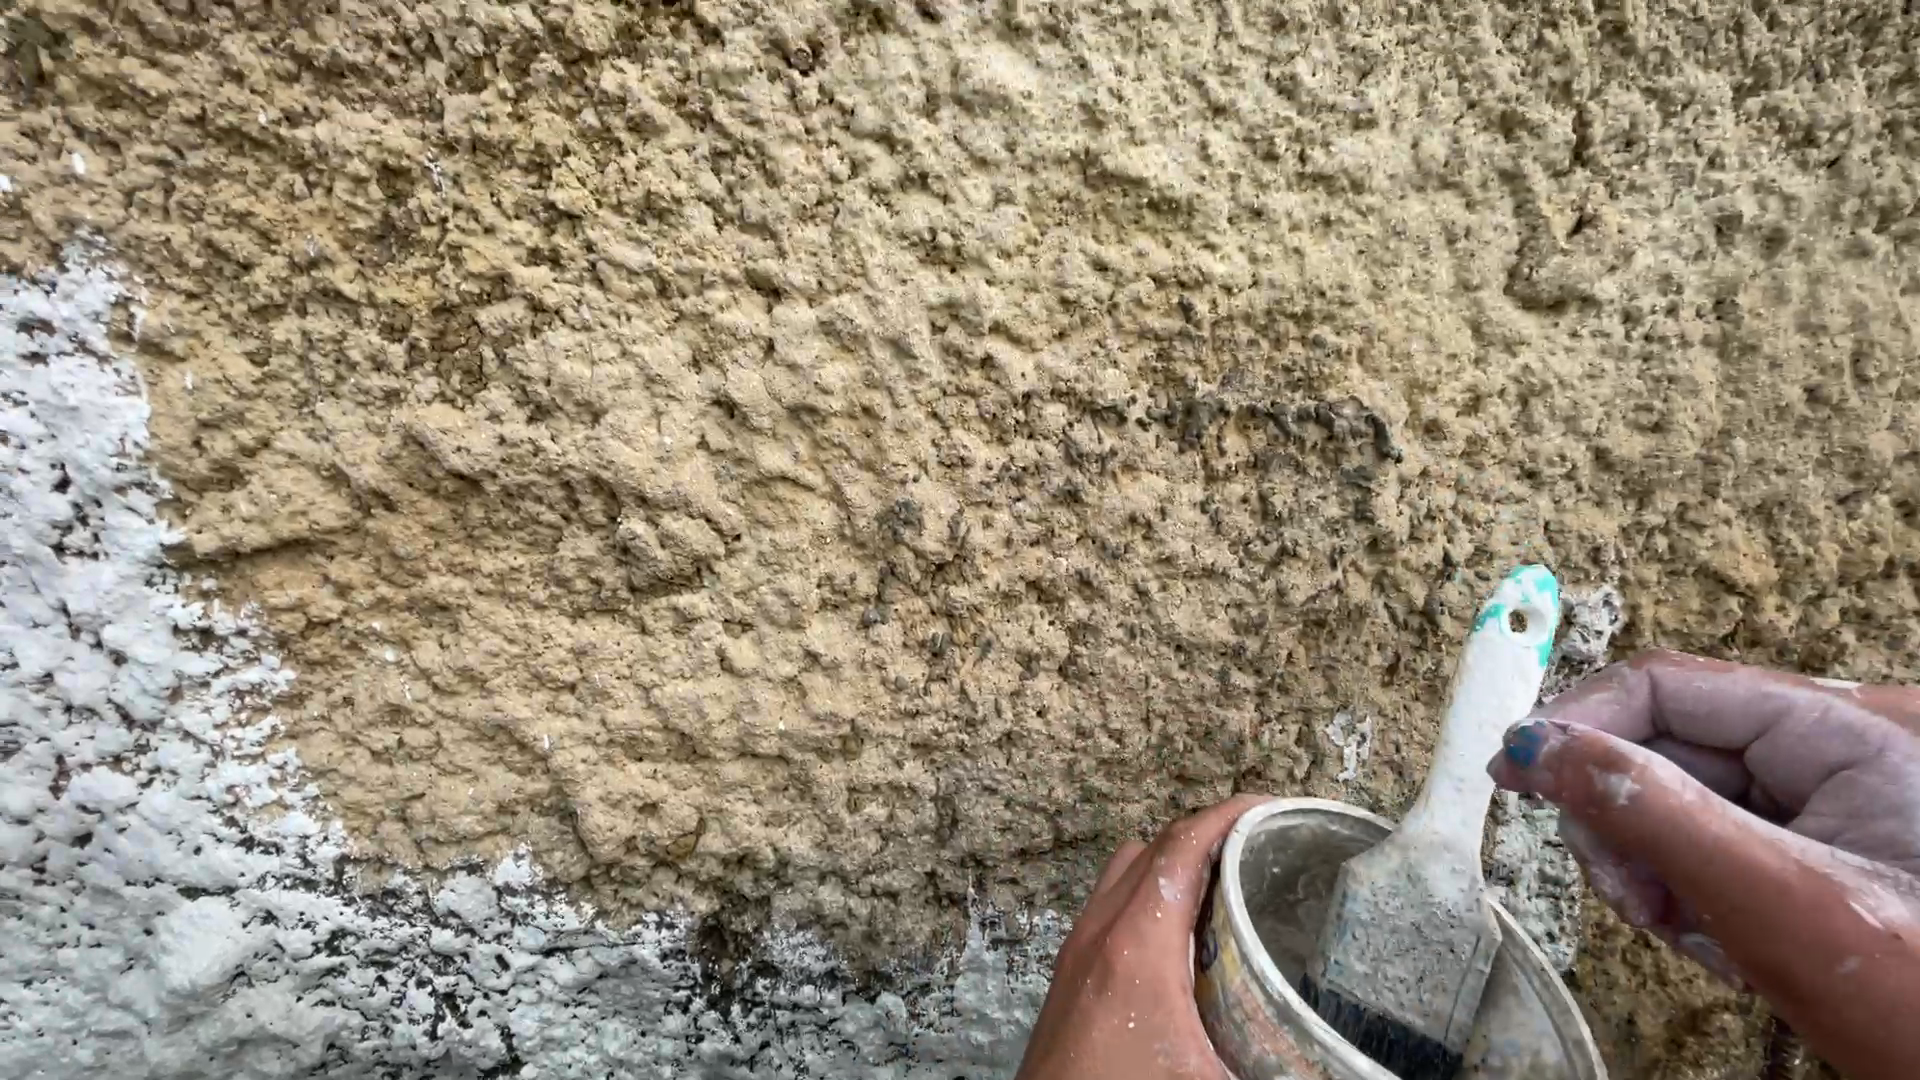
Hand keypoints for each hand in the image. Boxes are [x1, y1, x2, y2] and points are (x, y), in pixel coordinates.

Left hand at [1016, 795, 1270, 1079]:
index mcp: (1136, 944)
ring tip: (1225, 885)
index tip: (1271, 807)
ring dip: (1172, 862)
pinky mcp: (1070, 969)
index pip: (1181, 848)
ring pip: (1125, 869)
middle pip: (1153, 848)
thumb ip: (1279, 1061)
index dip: (1227, 816)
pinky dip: (1147, 892)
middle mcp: (1099, 928)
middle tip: (1260, 849)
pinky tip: (1181, 935)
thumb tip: (1339, 1066)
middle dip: (1207, 834)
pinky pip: (1110, 900)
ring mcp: (1078, 945)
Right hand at [1487, 650, 1919, 1079]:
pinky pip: (1692, 836)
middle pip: (1655, 745)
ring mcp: (1820, 799)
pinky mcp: (1803, 844)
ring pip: (1662, 794)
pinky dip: (1669, 882)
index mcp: (1853, 734)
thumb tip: (1525, 745)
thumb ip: (1647, 809)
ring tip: (1667, 924)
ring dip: (1636, 859)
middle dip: (1616, 817)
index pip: (1665, 686)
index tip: (1513, 774)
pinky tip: (1699, 931)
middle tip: (1618, 890)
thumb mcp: (1777, 903)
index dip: (1576, 721)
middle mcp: (1833, 749)